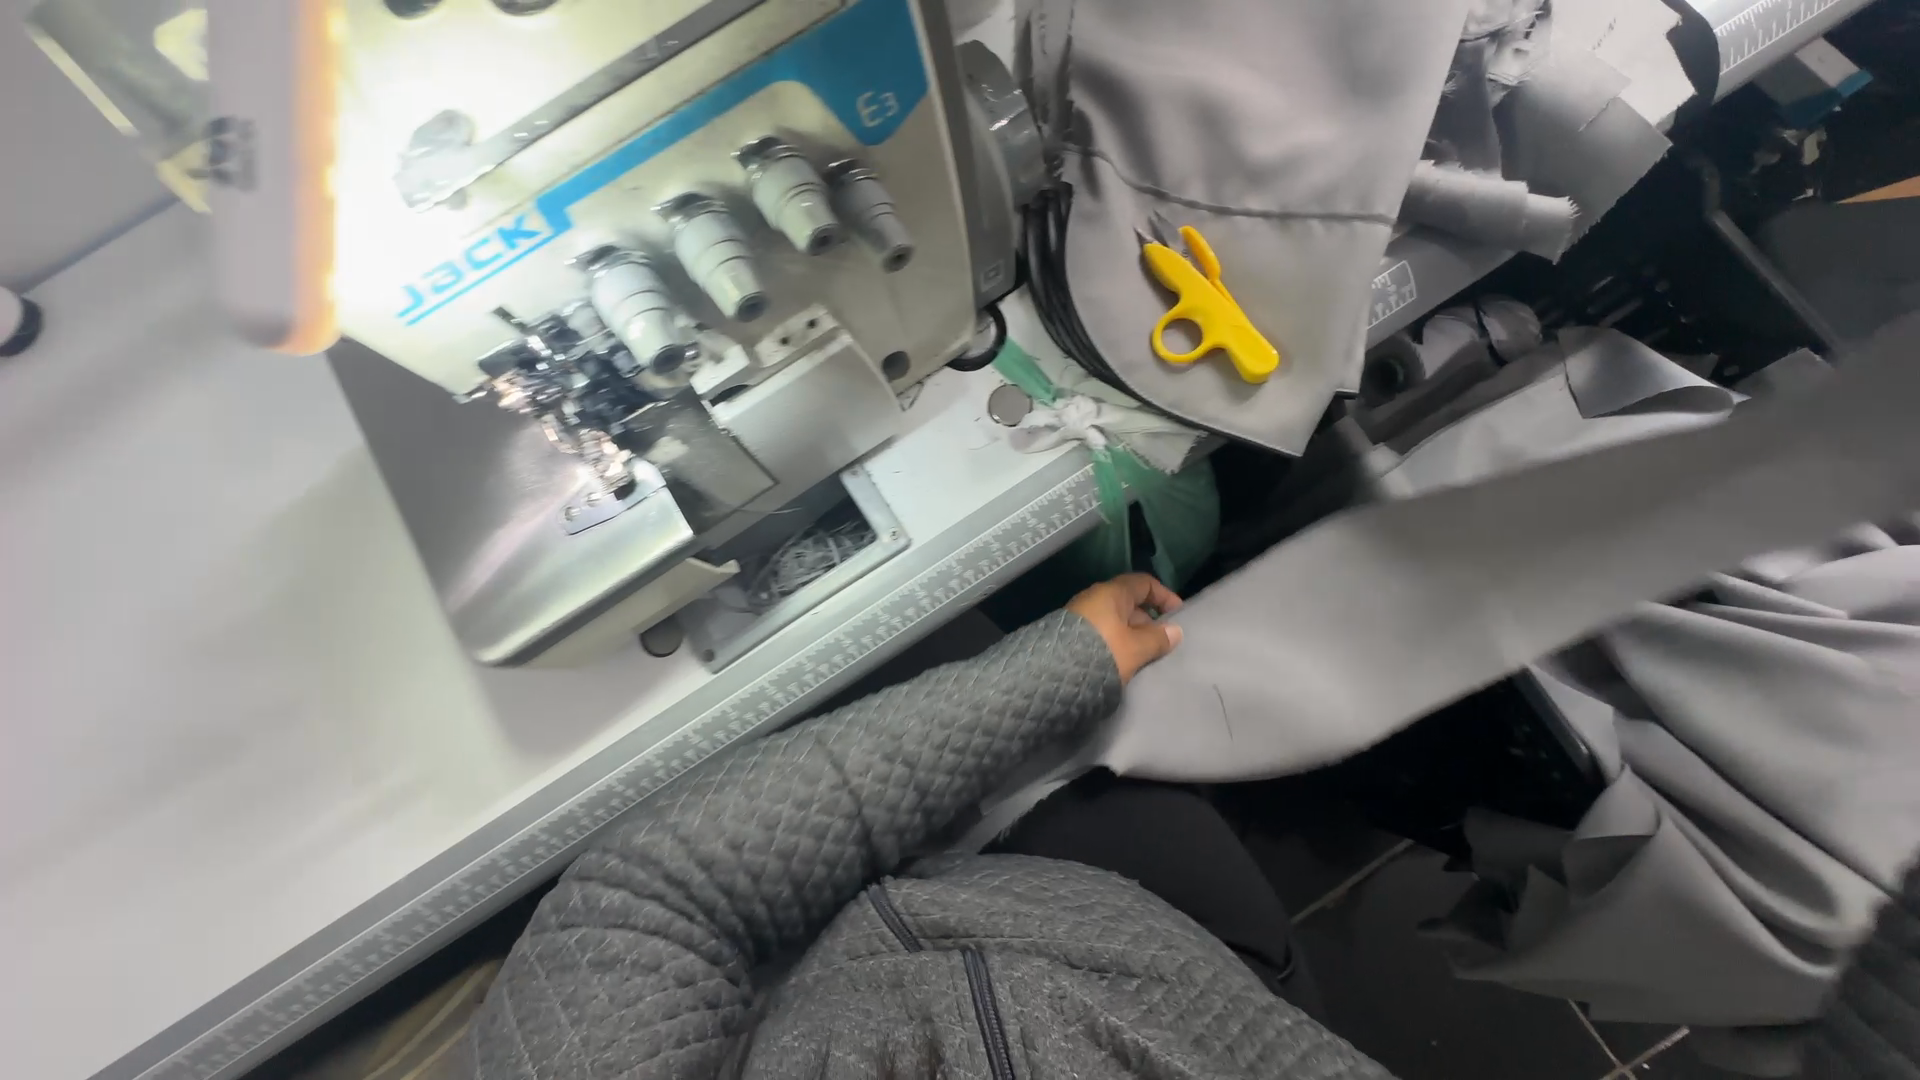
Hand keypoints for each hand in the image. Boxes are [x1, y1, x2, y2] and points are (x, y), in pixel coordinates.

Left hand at [1066, 573, 1184, 684]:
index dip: (1164, 595)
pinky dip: (1117, 642)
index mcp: (1110, 593)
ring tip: (1146, 655)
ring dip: (1133, 635)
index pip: (1143, 583)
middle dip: (1149, 621)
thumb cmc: (1101, 652)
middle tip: (1163, 642)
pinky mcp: (1072, 635)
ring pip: (1116, 621)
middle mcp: (1094, 599)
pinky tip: (1124, 660)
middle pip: (1129, 603)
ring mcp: (1080, 617)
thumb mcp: (1135, 648)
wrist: (1052, 674)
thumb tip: (1174, 631)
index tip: (1178, 615)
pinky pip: (1103, 633)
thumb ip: (1157, 639)